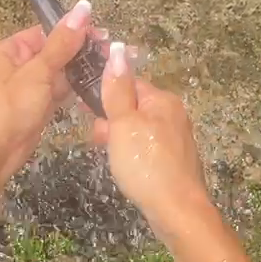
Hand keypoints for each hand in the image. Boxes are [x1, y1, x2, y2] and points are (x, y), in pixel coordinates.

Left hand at [0, 1, 95, 183]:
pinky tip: (98, 86)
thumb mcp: (37, 73)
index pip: (44, 33)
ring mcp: (26, 90)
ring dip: (82, 72)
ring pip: (58, 74)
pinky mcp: (35, 109)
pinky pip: (58, 93)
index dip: (73, 31)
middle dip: (82, 52)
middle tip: (113, 52)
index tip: (102, 34)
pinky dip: (75, 90)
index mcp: (8, 51)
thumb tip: (82, 9)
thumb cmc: (8, 110)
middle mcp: (16, 67)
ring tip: (112, 67)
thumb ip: (61, 43)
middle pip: (54, 53)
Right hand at [90, 42, 213, 239]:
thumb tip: (116, 50)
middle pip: (132, 105)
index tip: (82, 108)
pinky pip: (145, 146)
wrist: (177, 211)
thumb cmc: (146, 164)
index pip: (128, 82)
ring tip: (111, 157)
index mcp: (162, 100)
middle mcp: (173, 114)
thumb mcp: (123, 124)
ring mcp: (175, 138)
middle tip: (99, 139)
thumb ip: (117, 89)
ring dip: (118, 138)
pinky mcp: (174, 159)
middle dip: (110, 119)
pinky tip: (126, 168)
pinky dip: (131, 152)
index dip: (103, 93)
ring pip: (137, 128)